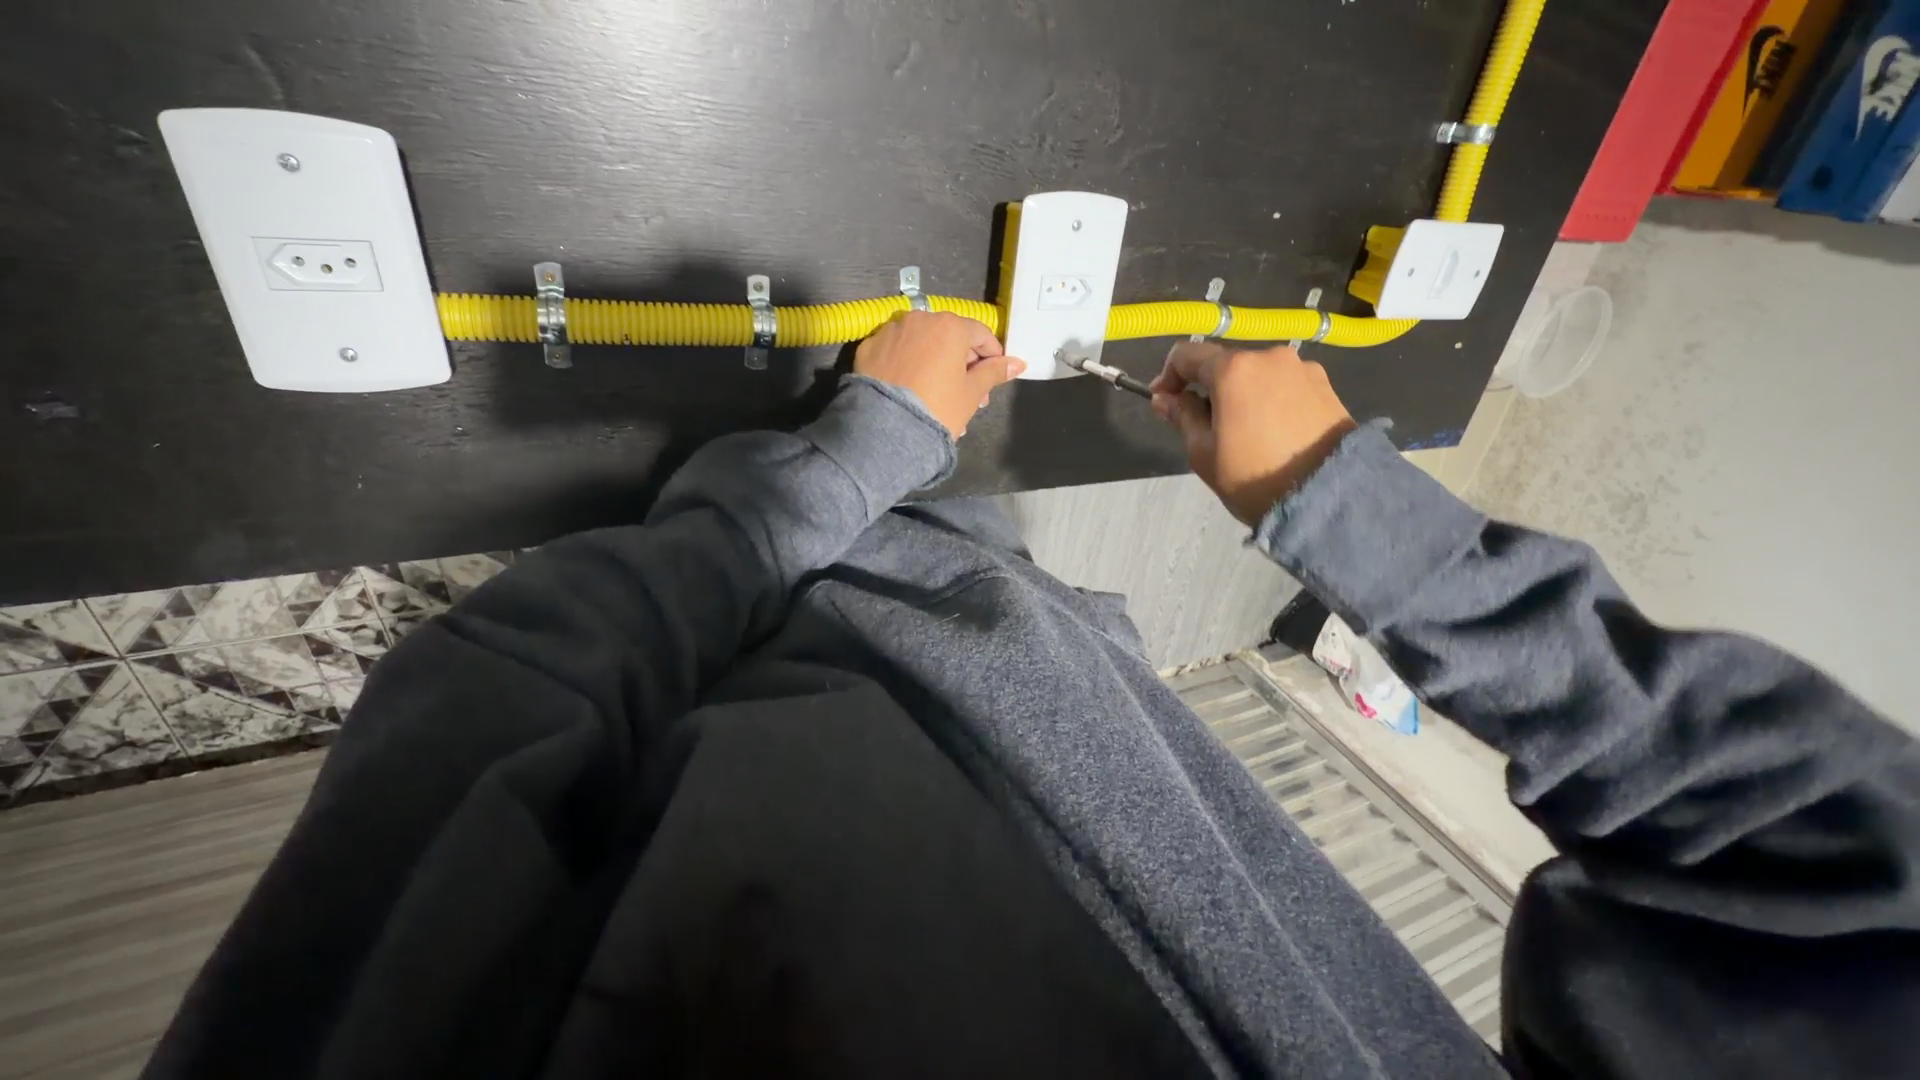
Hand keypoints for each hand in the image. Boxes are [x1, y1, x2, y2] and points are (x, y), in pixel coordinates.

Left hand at [854, 312, 1025, 437]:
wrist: (885, 430)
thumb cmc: (938, 408)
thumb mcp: (972, 393)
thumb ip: (995, 372)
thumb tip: (1017, 363)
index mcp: (949, 326)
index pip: (980, 334)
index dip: (991, 354)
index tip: (994, 375)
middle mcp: (919, 319)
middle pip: (949, 336)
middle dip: (962, 361)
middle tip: (969, 392)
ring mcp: (890, 331)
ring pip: (921, 343)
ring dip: (934, 361)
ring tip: (938, 393)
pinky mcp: (868, 347)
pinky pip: (896, 351)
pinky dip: (906, 364)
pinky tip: (910, 388)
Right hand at [1150, 341, 1357, 525]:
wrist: (1327, 496)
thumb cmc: (1253, 476)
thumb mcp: (1203, 452)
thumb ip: (1182, 416)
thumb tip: (1166, 398)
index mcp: (1233, 369)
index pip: (1187, 355)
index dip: (1168, 376)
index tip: (1163, 401)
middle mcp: (1269, 356)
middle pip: (1226, 363)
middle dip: (1209, 388)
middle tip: (1204, 425)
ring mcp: (1302, 368)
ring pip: (1258, 374)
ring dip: (1242, 394)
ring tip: (1244, 432)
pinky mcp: (1326, 386)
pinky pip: (1285, 385)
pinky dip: (1270, 400)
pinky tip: (1273, 432)